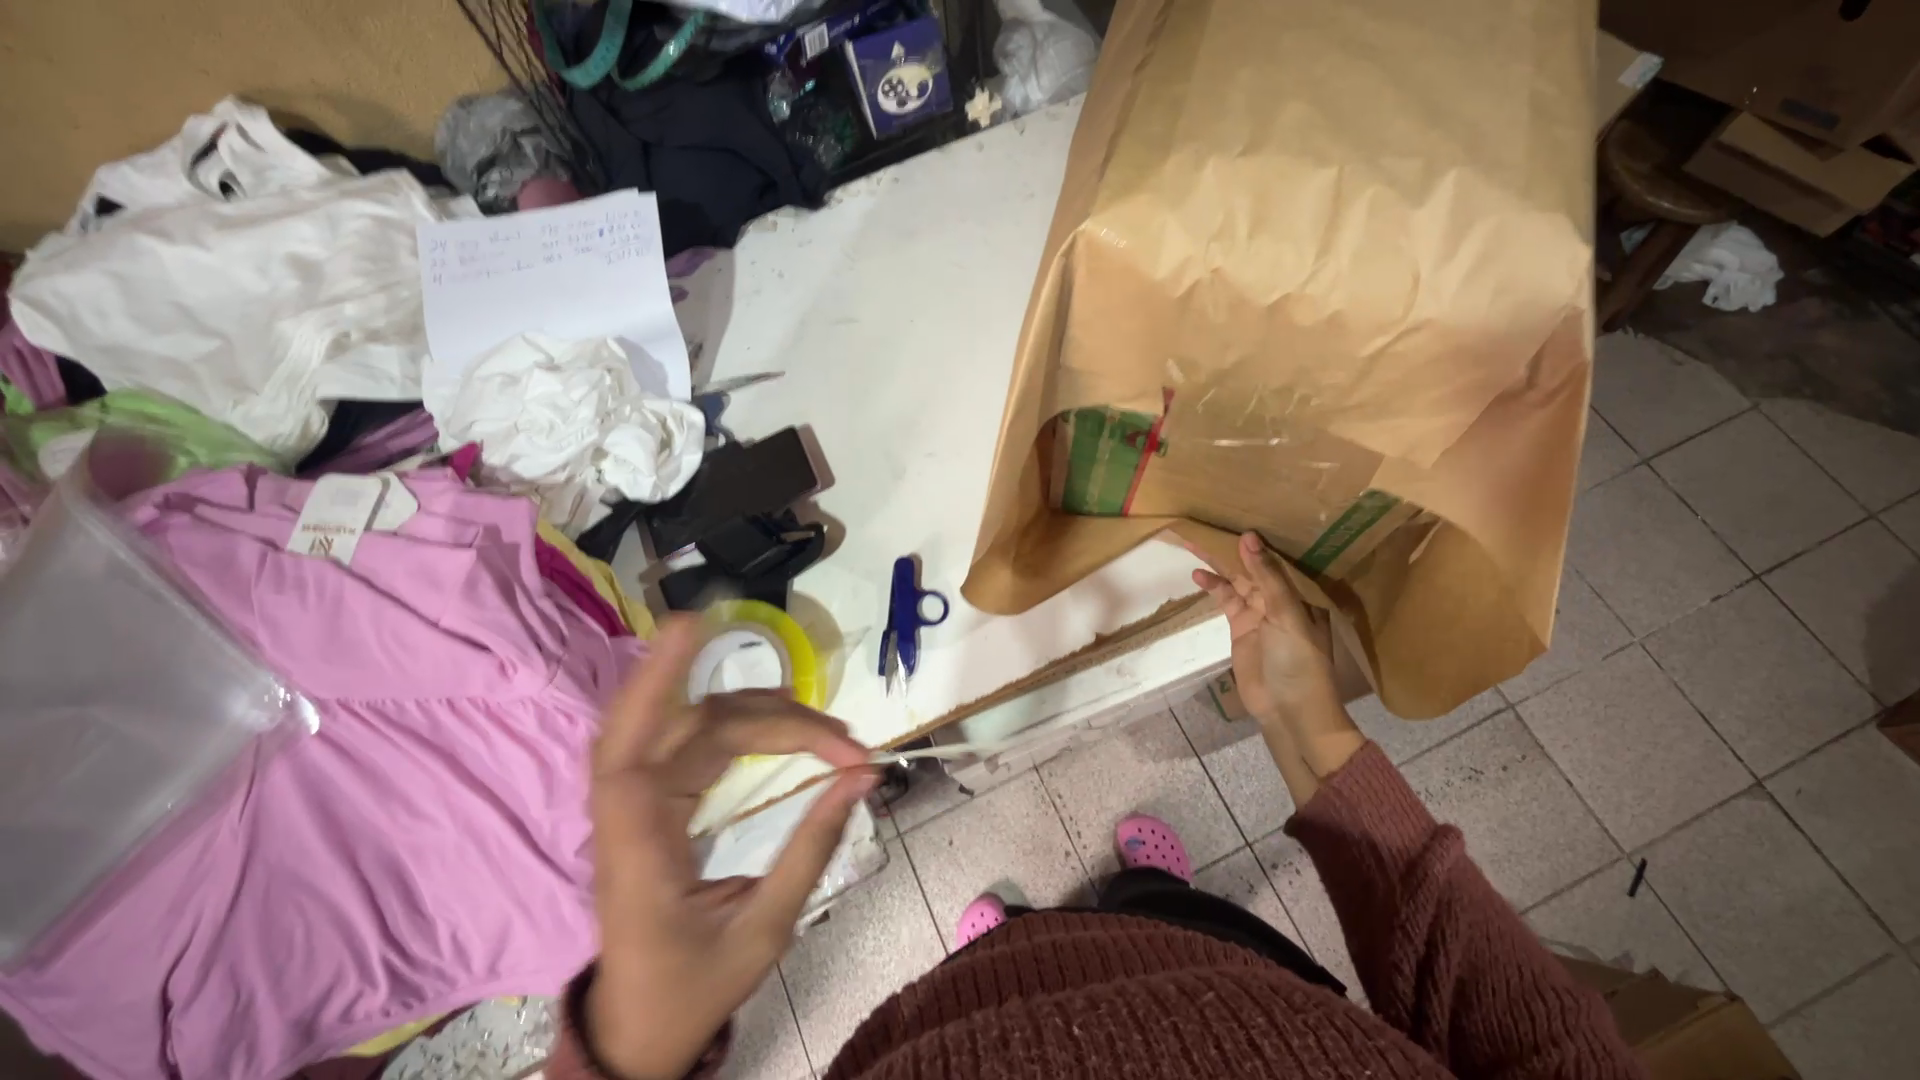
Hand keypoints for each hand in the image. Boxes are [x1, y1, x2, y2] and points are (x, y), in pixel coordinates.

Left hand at [585, 615, 874, 1079]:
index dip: (660, 676)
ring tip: (830, 730)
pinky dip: (743, 726)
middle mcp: (629, 807)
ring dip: (763, 716)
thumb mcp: (763, 929)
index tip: (696, 623)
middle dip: (770, 715)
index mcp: (636, 841)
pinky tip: (783, 723)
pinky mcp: (657, 801)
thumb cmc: (694, 984)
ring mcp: (640, 800)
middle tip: (842, 733)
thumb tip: (861, 777)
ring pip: (698, 726)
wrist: (641, 1027)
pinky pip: (696, 742)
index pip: (640, 742)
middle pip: (694, 725)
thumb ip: (810, 849)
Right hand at [1191, 532, 1339, 722]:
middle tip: (1205, 526)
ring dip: (1217, 564)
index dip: (1255, 540)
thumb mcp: (1285, 615)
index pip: (1275, 558)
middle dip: (1230, 548)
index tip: (1234, 518)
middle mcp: (1280, 599)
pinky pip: (1226, 601)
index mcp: (1300, 593)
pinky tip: (1198, 575)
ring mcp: (1259, 613)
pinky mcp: (1240, 628)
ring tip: (1194, 544)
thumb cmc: (1298, 660)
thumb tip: (1248, 537)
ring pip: (1236, 580)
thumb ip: (1267, 576)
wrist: (1289, 709)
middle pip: (1252, 567)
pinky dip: (1213, 587)